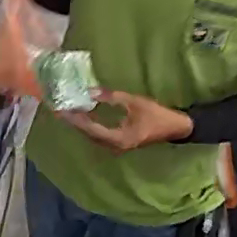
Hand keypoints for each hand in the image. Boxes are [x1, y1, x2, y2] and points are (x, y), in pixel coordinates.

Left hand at [60, 89, 193, 151]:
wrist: (177, 128)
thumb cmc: (158, 115)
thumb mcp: (135, 102)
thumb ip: (112, 97)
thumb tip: (91, 91)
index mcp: (119, 138)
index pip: (91, 129)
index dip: (76, 119)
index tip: (62, 110)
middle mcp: (115, 145)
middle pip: (88, 134)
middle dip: (74, 121)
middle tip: (59, 109)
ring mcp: (116, 145)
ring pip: (92, 136)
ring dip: (79, 124)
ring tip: (66, 110)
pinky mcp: (118, 142)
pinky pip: (98, 135)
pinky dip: (88, 126)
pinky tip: (82, 115)